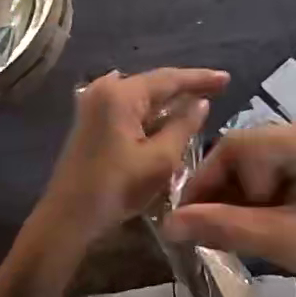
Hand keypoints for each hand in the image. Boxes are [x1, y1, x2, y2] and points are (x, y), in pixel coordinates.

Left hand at [38, 67, 228, 242]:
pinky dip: (152, 115)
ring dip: (169, 102)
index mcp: (121, 94)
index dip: (200, 79)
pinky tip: (170, 119)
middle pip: (154, 84)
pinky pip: (130, 111)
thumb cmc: (117, 188)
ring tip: (199, 101)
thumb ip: (184, 126)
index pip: (169, 78)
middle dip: (185, 88)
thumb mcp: (160, 159)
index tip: (226, 78)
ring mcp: (94, 106)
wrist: (69, 217)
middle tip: (218, 88)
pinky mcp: (91, 123)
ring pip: (142, 99)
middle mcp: (104, 90)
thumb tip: (201, 103)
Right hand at [163, 121, 295, 296]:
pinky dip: (259, 201)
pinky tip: (251, 225)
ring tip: (228, 231)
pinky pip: (277, 175)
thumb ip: (222, 227)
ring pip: (259, 166)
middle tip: (206, 228)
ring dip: (239, 198)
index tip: (187, 217)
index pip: (241, 145)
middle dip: (224, 191)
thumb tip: (167, 225)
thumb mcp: (281, 240)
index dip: (207, 180)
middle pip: (249, 153)